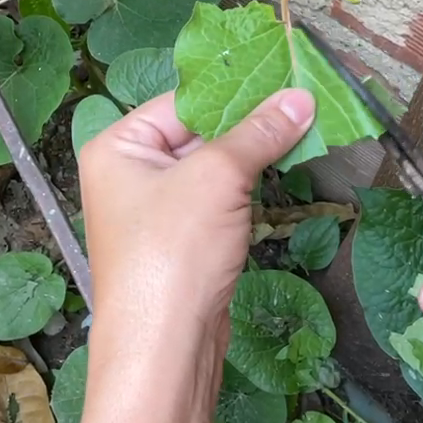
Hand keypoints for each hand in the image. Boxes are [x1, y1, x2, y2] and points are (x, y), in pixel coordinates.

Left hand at [77, 89, 314, 338]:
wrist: (165, 348)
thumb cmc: (174, 251)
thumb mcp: (218, 178)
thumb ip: (259, 133)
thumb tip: (302, 97)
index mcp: (117, 146)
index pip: (181, 101)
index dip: (232, 90)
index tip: (283, 74)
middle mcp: (129, 172)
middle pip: (197, 132)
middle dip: (248, 123)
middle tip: (303, 100)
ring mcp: (155, 209)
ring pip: (211, 168)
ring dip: (252, 155)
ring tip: (304, 127)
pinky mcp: (181, 240)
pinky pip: (216, 200)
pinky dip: (247, 188)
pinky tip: (281, 170)